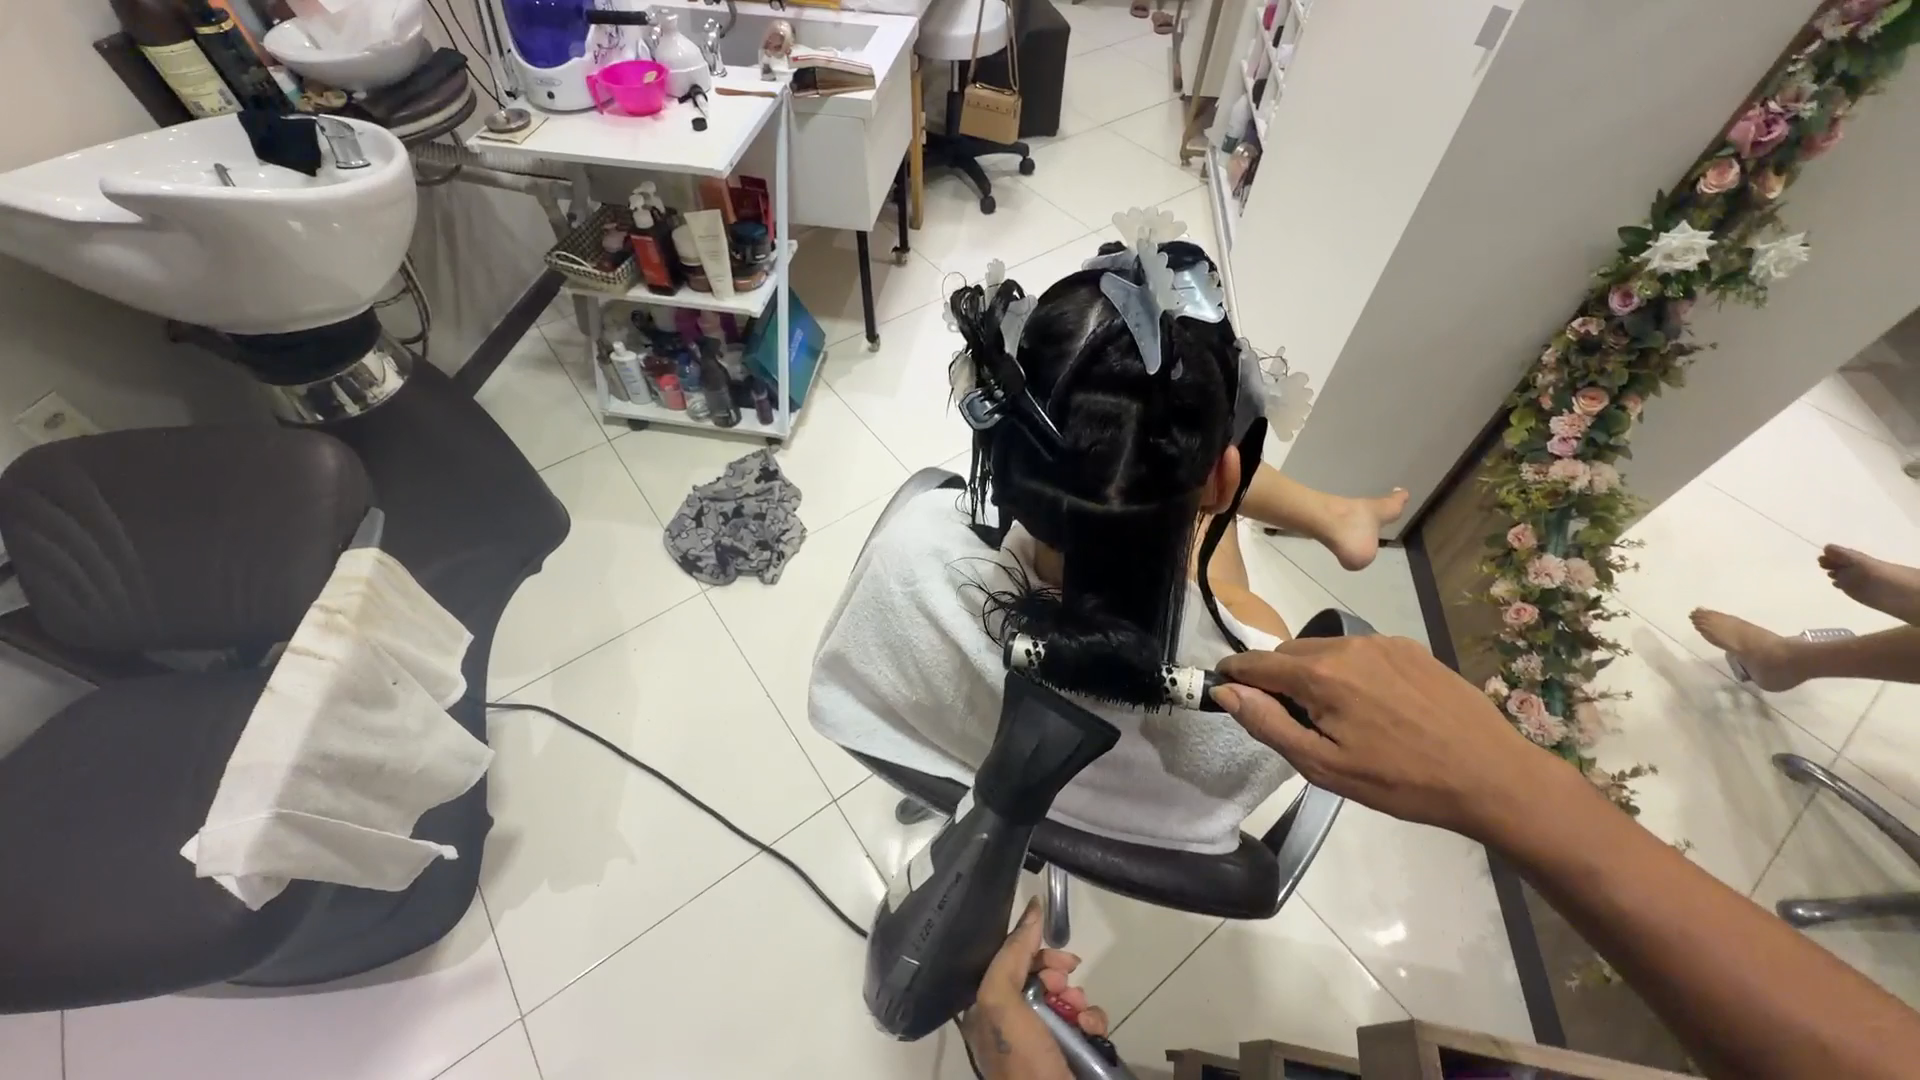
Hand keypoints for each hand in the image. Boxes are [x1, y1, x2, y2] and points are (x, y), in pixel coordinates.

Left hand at [964, 898, 1110, 1079]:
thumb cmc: (1021, 1059)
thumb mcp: (1001, 1001)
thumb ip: (1011, 954)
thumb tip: (1032, 907)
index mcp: (988, 1010)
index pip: (1008, 961)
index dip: (1030, 948)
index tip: (1051, 948)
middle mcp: (1014, 1023)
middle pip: (1039, 976)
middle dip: (1057, 971)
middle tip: (1066, 980)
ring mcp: (1047, 1039)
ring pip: (1067, 996)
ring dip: (1078, 996)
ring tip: (1080, 1011)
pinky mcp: (1075, 1051)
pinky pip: (1087, 1021)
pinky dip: (1093, 1019)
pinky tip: (1091, 1028)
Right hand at [1214, 636, 1572, 839]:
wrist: (1493, 777)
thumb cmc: (1401, 781)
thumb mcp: (1324, 766)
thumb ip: (1268, 723)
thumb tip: (1226, 690)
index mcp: (1320, 675)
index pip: (1255, 662)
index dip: (1236, 677)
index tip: (1230, 695)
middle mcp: (1346, 646)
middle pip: (1288, 653)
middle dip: (1279, 680)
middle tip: (1300, 724)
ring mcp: (1382, 643)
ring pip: (1323, 651)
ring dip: (1315, 675)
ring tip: (1342, 718)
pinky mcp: (1410, 648)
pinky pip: (1360, 652)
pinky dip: (1350, 672)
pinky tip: (1377, 707)